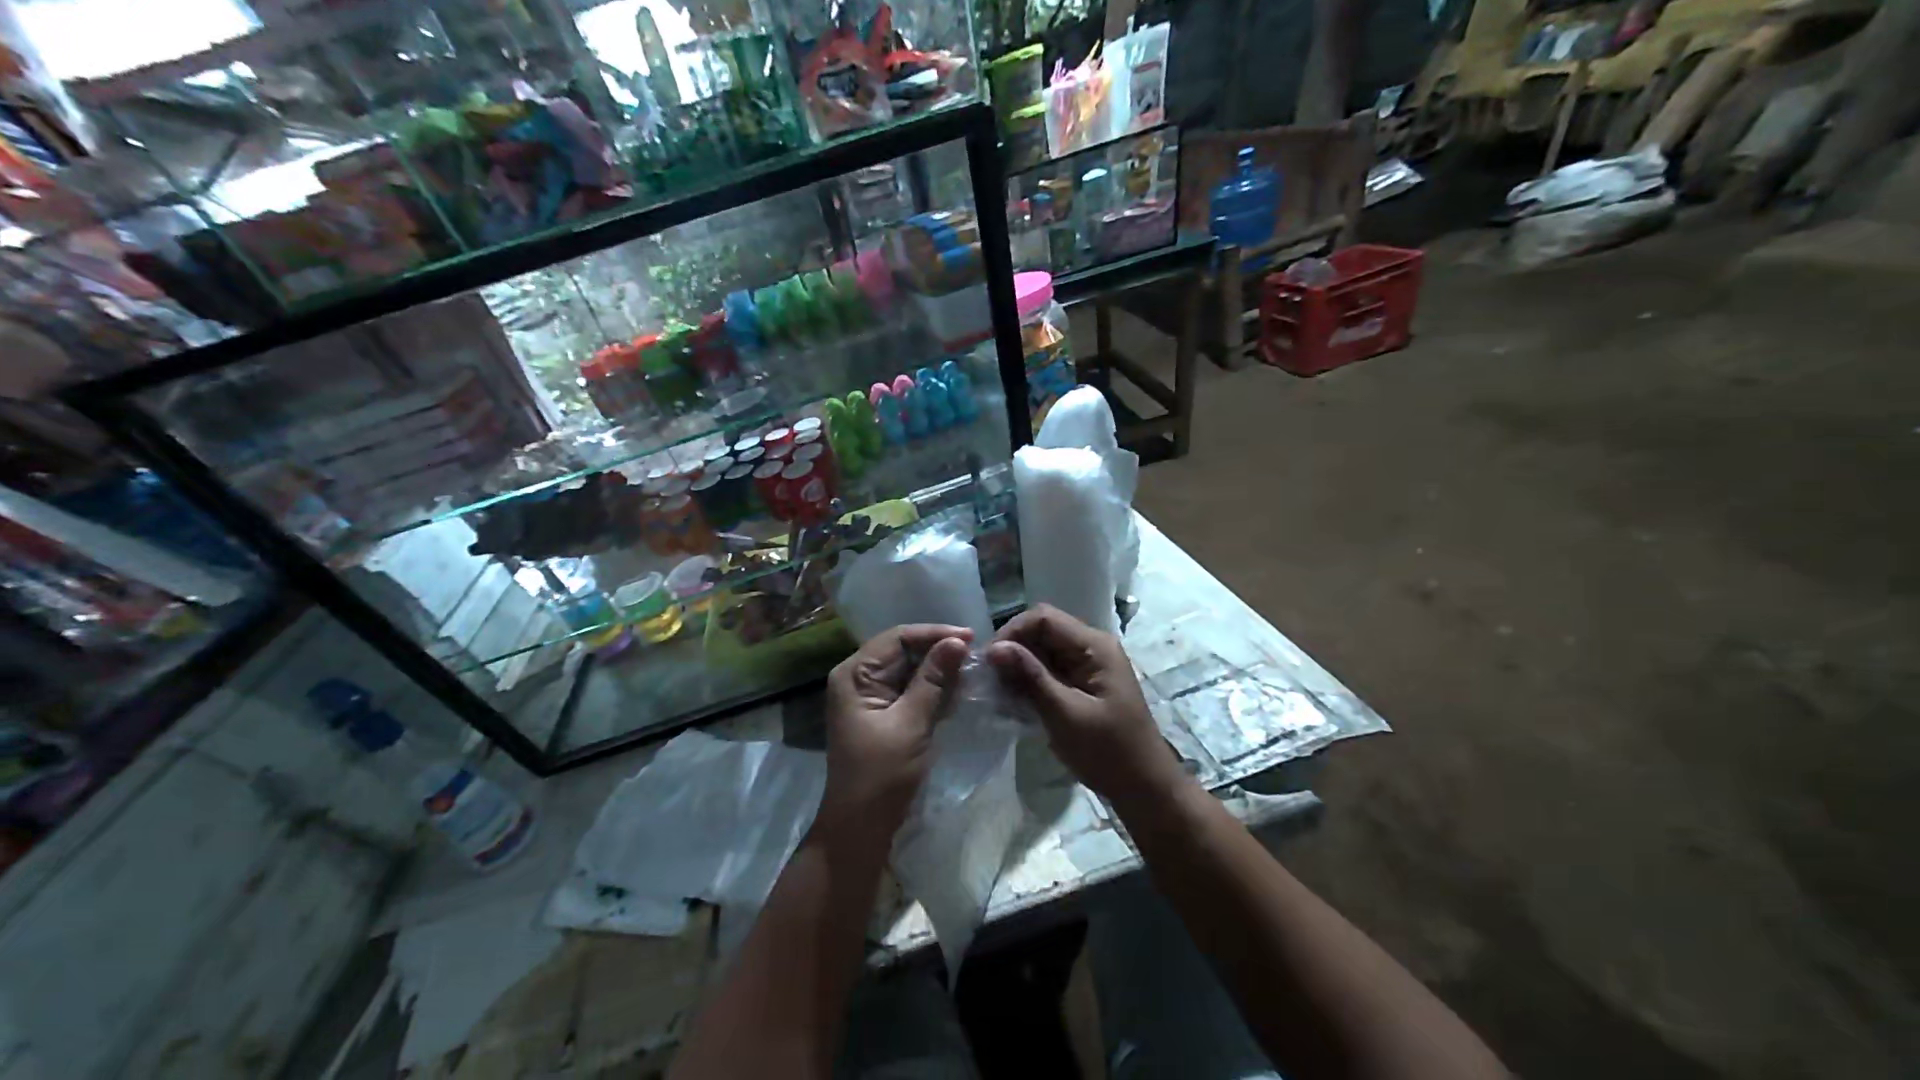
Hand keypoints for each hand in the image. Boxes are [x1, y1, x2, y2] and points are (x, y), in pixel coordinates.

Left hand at [820, 624, 972, 841]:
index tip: (972, 638)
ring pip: (910, 670)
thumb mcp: (911, 723)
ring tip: (973, 671)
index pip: (897, 638)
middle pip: (903, 651)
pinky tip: (958, 691)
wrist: (861, 826)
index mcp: (855, 674)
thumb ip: (934, 680)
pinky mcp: (884, 715)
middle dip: (939, 651)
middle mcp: (859, 678)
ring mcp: (870, 697)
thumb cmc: (882, 774)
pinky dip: (933, 690)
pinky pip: (911, 691)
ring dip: (939, 671)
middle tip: (977, 655)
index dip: (934, 634)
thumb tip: (958, 641)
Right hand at [987, 604, 1185, 805]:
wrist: (1143, 788)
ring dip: (1018, 668)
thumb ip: (1031, 677)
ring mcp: (1087, 667)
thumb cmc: (1108, 751)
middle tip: (990, 680)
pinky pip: (1049, 672)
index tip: (988, 662)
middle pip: (1042, 632)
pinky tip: (1014, 702)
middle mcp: (1091, 647)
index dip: (1012, 632)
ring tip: (998, 693)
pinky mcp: (1082, 685)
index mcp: (1094, 646)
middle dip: (1013, 651)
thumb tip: (994, 648)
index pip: (1043, 618)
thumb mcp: (1065, 713)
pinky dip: (1029, 682)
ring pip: (1042, 652)